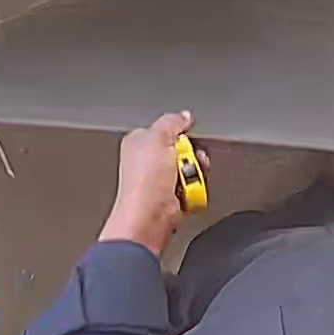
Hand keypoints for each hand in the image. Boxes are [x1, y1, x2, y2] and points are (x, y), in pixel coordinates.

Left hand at [99, 112, 201, 257]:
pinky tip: (188, 192)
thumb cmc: (144, 182)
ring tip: (187, 179)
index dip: (181, 132)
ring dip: (194, 175)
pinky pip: (192, 188)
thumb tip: (183, 116)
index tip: (188, 137)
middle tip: (189, 161)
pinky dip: (194, 191)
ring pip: (189, 170)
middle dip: (192, 156)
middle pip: (182, 150)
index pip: (166, 129)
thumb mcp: (159, 137)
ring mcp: (159, 181)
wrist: (149, 219)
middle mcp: (147, 162)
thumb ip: (173, 122)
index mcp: (139, 142)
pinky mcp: (171, 198)